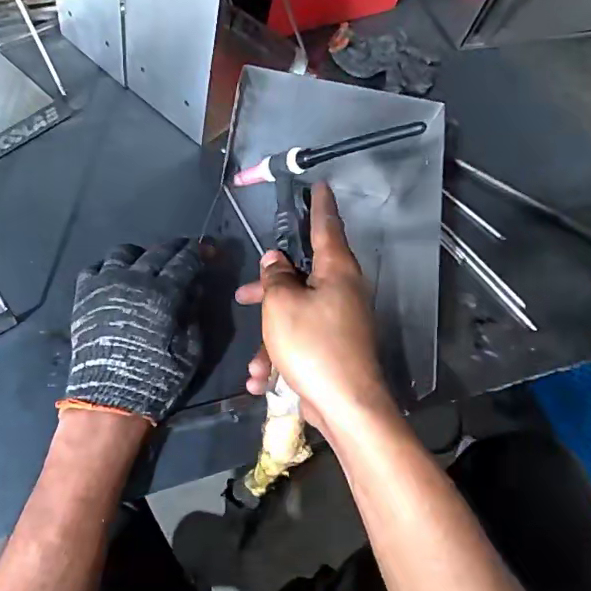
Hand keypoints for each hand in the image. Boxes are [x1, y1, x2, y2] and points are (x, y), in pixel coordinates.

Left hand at [62, 239, 203, 422]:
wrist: (110, 397)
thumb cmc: (157, 377)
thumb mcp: (190, 350)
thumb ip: (193, 316)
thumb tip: (194, 291)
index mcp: (164, 294)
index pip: (185, 262)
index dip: (199, 253)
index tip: (208, 249)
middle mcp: (135, 280)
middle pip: (157, 253)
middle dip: (174, 248)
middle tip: (184, 249)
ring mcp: (106, 285)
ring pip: (123, 253)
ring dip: (140, 254)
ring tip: (145, 262)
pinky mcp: (85, 296)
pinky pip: (95, 268)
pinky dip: (108, 268)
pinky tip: (115, 276)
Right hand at [235, 182, 394, 431]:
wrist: (346, 405)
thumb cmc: (313, 345)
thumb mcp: (282, 305)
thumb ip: (275, 277)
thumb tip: (275, 260)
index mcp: (337, 271)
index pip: (326, 226)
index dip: (319, 205)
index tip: (319, 185)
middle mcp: (344, 291)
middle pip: (301, 276)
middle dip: (268, 290)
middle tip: (244, 292)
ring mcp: (341, 322)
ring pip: (295, 316)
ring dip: (269, 340)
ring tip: (255, 365)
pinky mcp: (335, 350)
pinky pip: (302, 343)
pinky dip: (281, 359)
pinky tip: (263, 382)